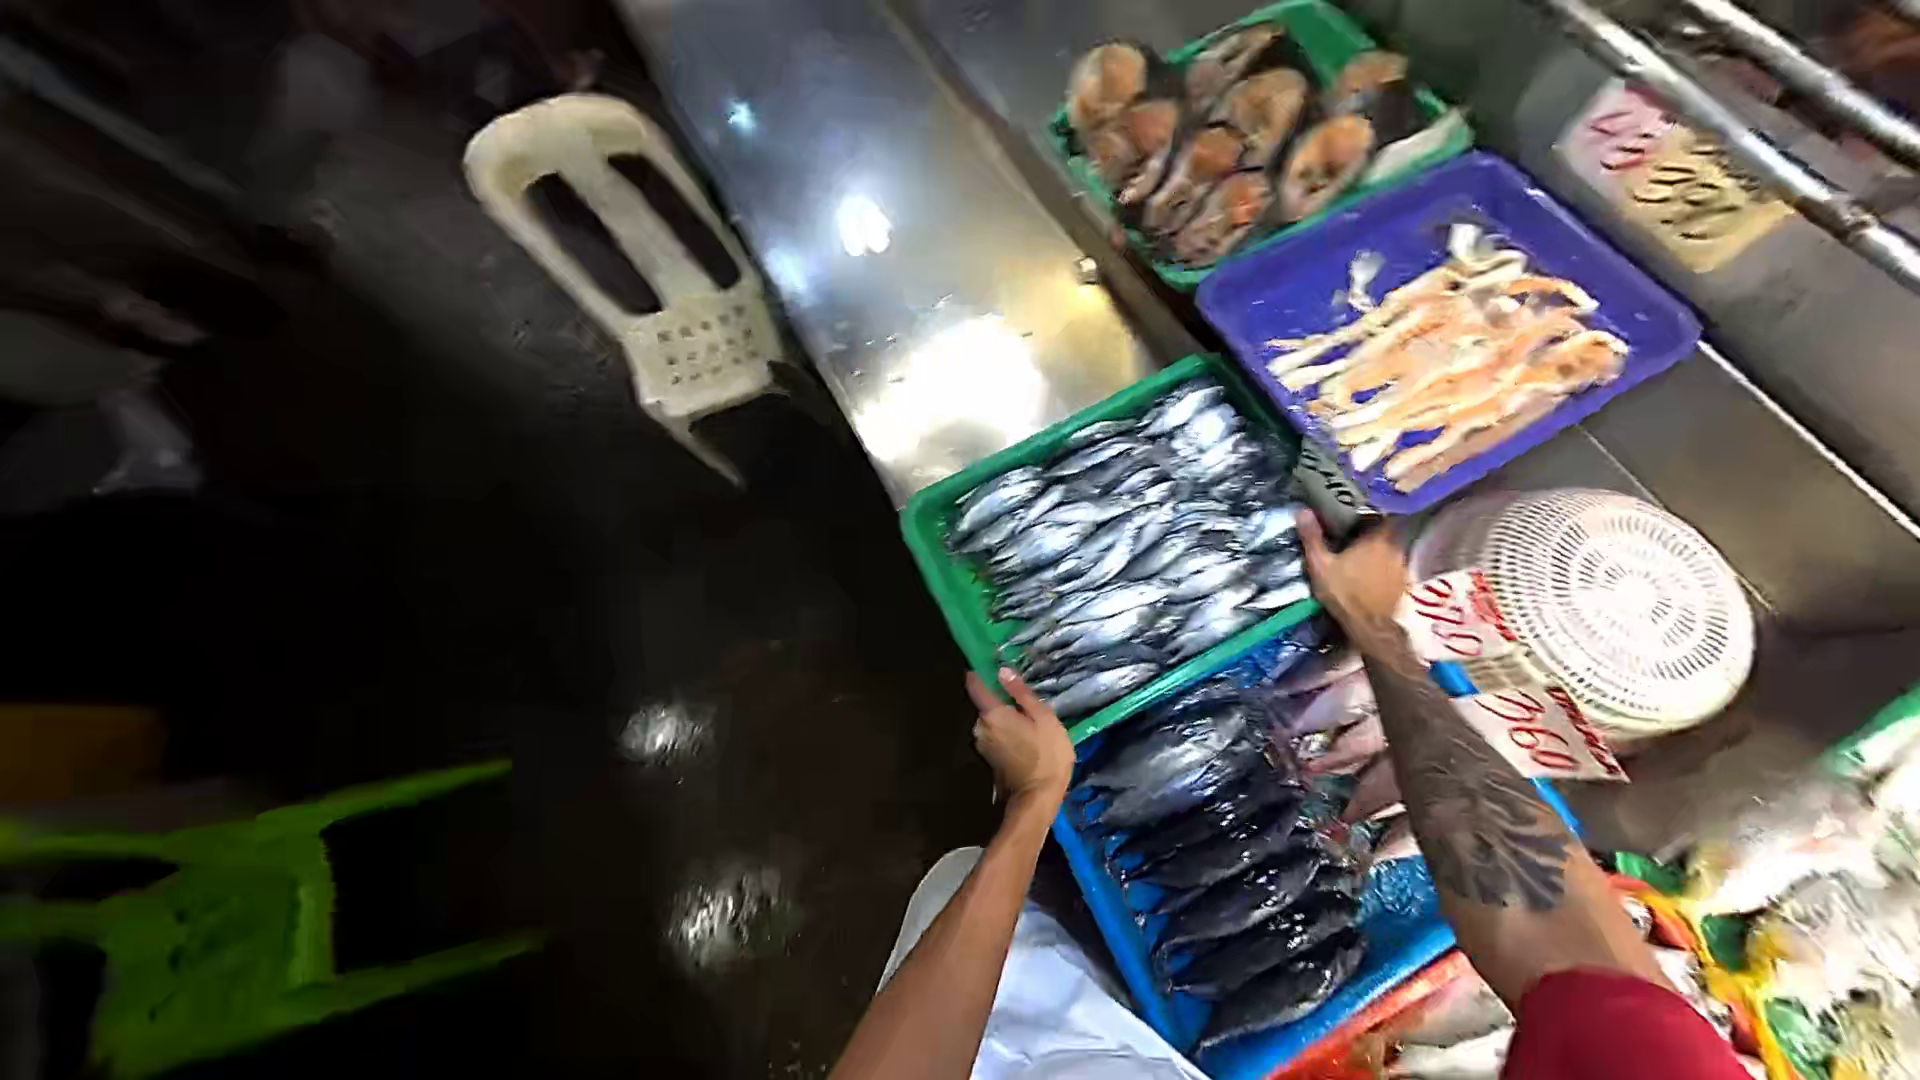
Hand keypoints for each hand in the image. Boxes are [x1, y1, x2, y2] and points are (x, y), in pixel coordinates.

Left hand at [966, 668, 1074, 813]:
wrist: (1038, 799)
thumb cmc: (1046, 754)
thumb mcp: (1043, 717)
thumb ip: (1021, 693)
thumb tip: (1002, 670)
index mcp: (991, 713)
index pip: (974, 684)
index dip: (981, 671)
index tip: (992, 664)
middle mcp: (979, 726)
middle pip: (984, 703)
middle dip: (999, 698)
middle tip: (1023, 698)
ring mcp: (982, 744)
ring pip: (990, 720)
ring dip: (1004, 716)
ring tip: (1027, 719)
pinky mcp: (989, 757)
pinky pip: (995, 734)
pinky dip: (1005, 730)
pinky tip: (1024, 735)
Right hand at [1299, 512, 1411, 657]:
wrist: (1370, 626)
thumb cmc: (1343, 592)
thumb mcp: (1320, 564)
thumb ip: (1313, 537)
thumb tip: (1302, 510)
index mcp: (1375, 538)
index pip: (1378, 517)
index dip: (1366, 516)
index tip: (1353, 519)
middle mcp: (1394, 548)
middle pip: (1384, 534)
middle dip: (1369, 536)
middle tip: (1351, 540)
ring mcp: (1402, 566)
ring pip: (1389, 552)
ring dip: (1376, 554)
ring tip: (1359, 560)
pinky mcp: (1404, 584)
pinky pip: (1392, 568)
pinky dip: (1382, 570)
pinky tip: (1369, 578)